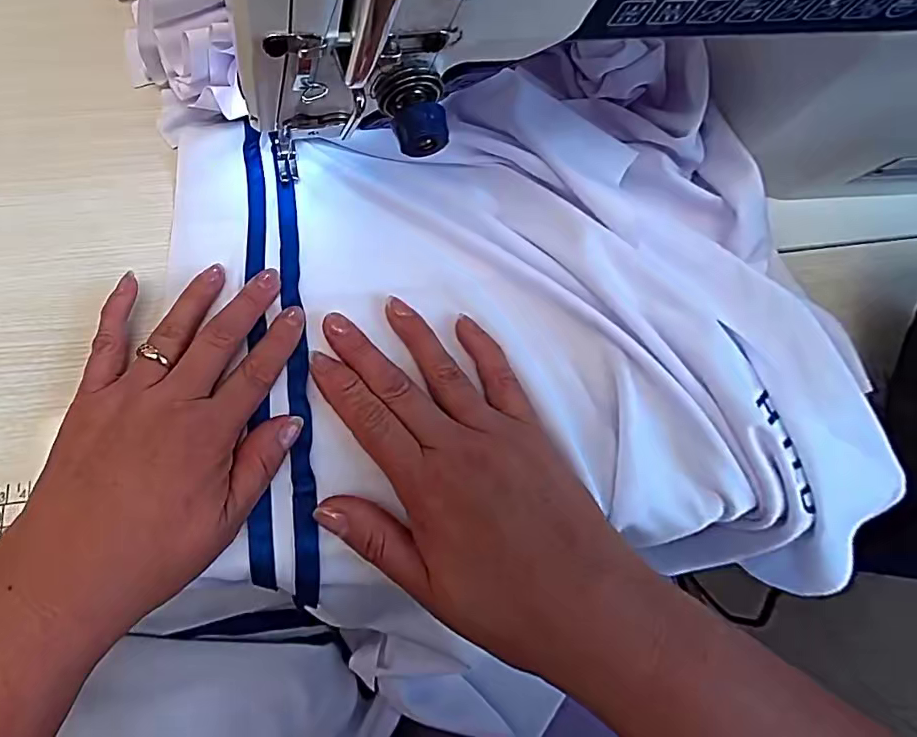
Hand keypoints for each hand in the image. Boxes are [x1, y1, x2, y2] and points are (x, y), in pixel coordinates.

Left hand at [0, 265, 306, 640]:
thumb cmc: (146, 554)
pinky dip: (117, 309)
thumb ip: (257, 466)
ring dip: (196, 298)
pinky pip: (106, 341)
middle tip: (266, 278)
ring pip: (170, 332)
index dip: (278, 342)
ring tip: (216, 271)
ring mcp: (127, 393)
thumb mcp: (220, 524)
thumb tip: (289, 424)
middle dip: (248, 304)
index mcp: (206, 434)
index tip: (292, 316)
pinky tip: (128, 283)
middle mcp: (170, 403)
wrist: (70, 566)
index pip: (254, 374)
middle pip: (218, 340)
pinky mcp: (91, 395)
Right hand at [309, 299, 668, 683]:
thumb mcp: (429, 587)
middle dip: (361, 351)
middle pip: (398, 388)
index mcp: (427, 485)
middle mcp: (457, 448)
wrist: (599, 612)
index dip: (340, 386)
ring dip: (415, 336)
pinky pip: (502, 380)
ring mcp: (497, 434)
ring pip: (445, 374)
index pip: (370, 422)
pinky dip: (483, 348)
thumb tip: (322, 506)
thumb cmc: (508, 606)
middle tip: (335, 319)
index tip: (317, 357)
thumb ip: (374, 540)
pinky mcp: (531, 432)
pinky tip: (464, 323)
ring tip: (391, 305)